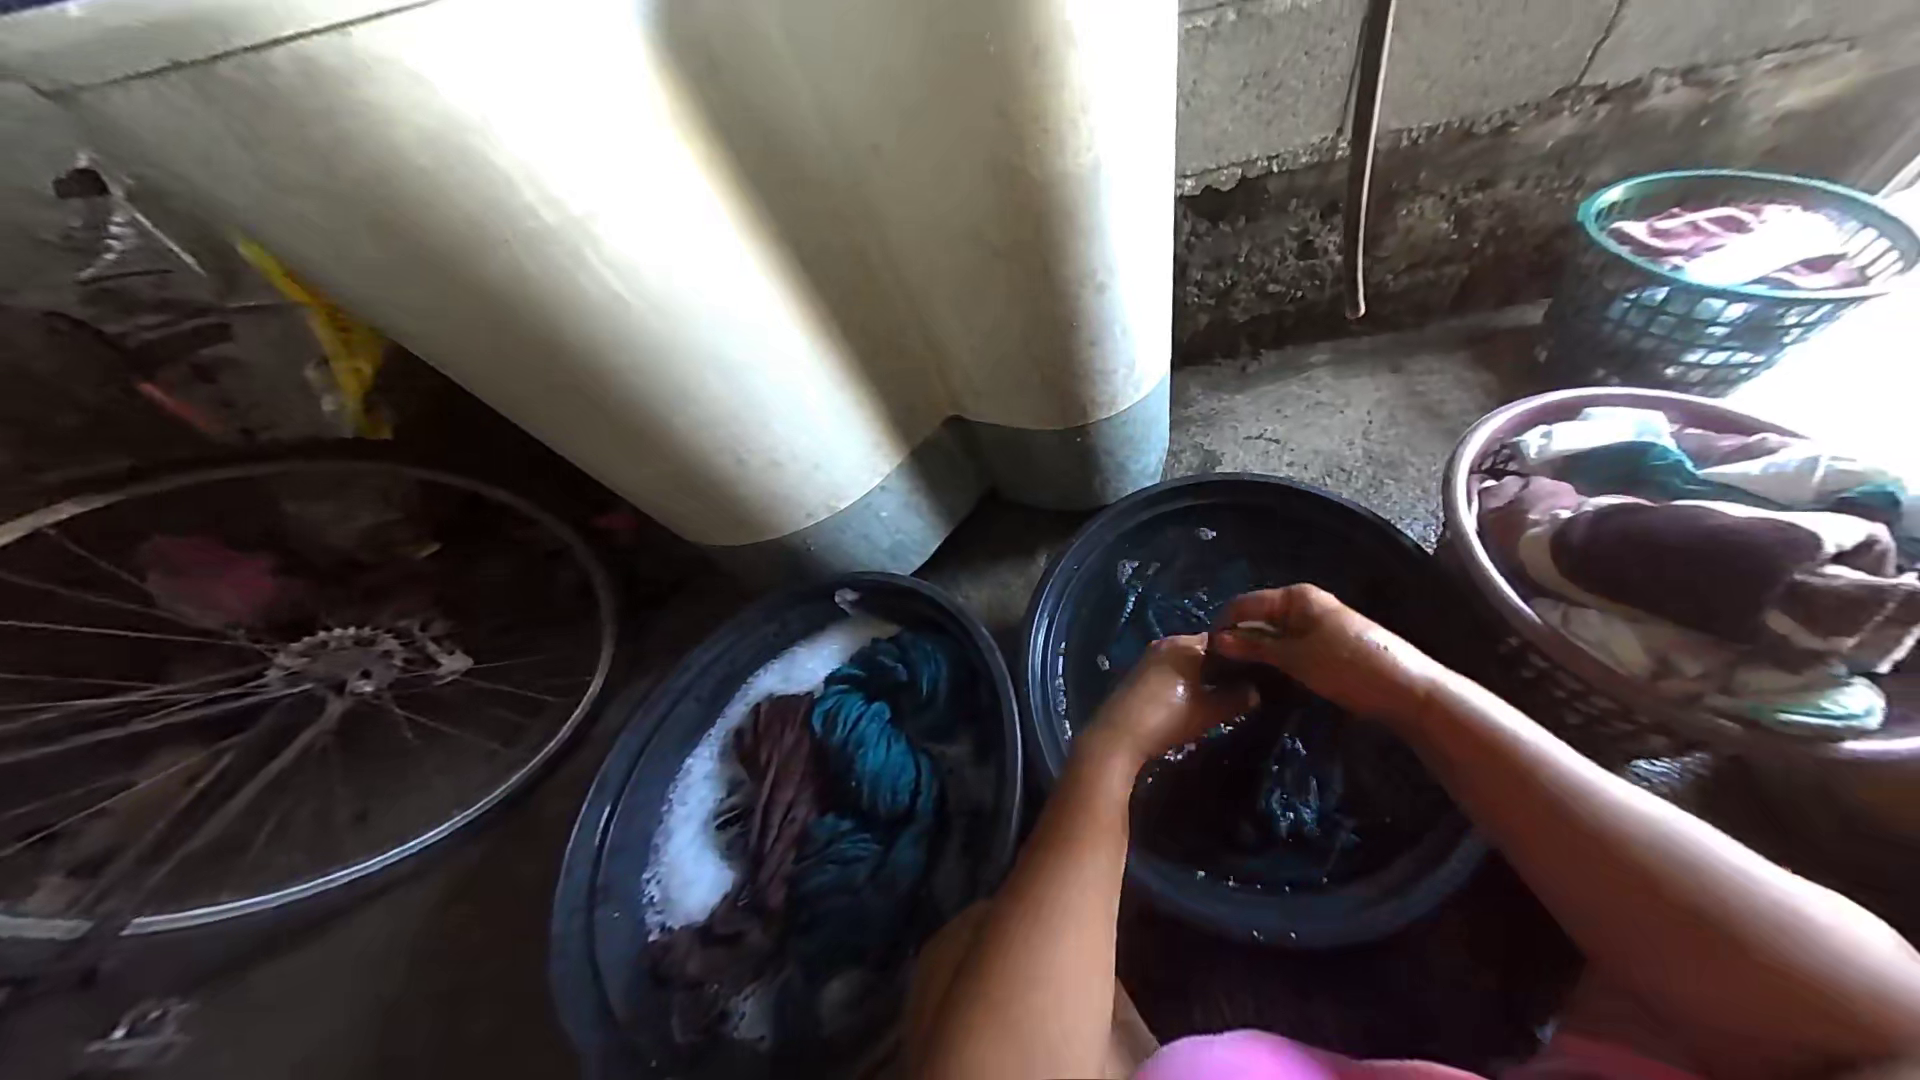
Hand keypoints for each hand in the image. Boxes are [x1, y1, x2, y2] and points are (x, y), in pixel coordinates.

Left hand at [1078, 633, 1257, 772]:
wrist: (1118, 736)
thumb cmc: (1168, 717)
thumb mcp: (1210, 710)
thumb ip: (1237, 697)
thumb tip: (1256, 690)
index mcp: (1184, 644)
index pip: (1221, 640)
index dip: (1240, 654)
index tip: (1258, 670)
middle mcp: (1164, 644)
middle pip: (1201, 650)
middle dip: (1222, 666)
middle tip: (1244, 684)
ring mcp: (1148, 659)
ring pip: (1185, 662)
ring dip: (1202, 675)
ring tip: (1222, 693)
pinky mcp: (1138, 675)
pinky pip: (1170, 671)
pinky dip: (1184, 681)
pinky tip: (1193, 698)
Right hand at [1211, 584, 1442, 725]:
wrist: (1408, 690)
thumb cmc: (1347, 666)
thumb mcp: (1294, 657)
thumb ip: (1253, 646)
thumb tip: (1215, 639)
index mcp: (1295, 596)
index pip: (1243, 604)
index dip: (1222, 626)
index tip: (1206, 654)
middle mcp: (1304, 603)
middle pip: (1257, 618)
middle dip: (1238, 639)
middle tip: (1220, 668)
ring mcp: (1317, 623)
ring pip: (1273, 634)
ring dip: (1256, 651)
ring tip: (1238, 674)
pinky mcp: (1326, 644)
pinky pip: (1289, 645)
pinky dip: (1276, 658)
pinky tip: (1267, 676)